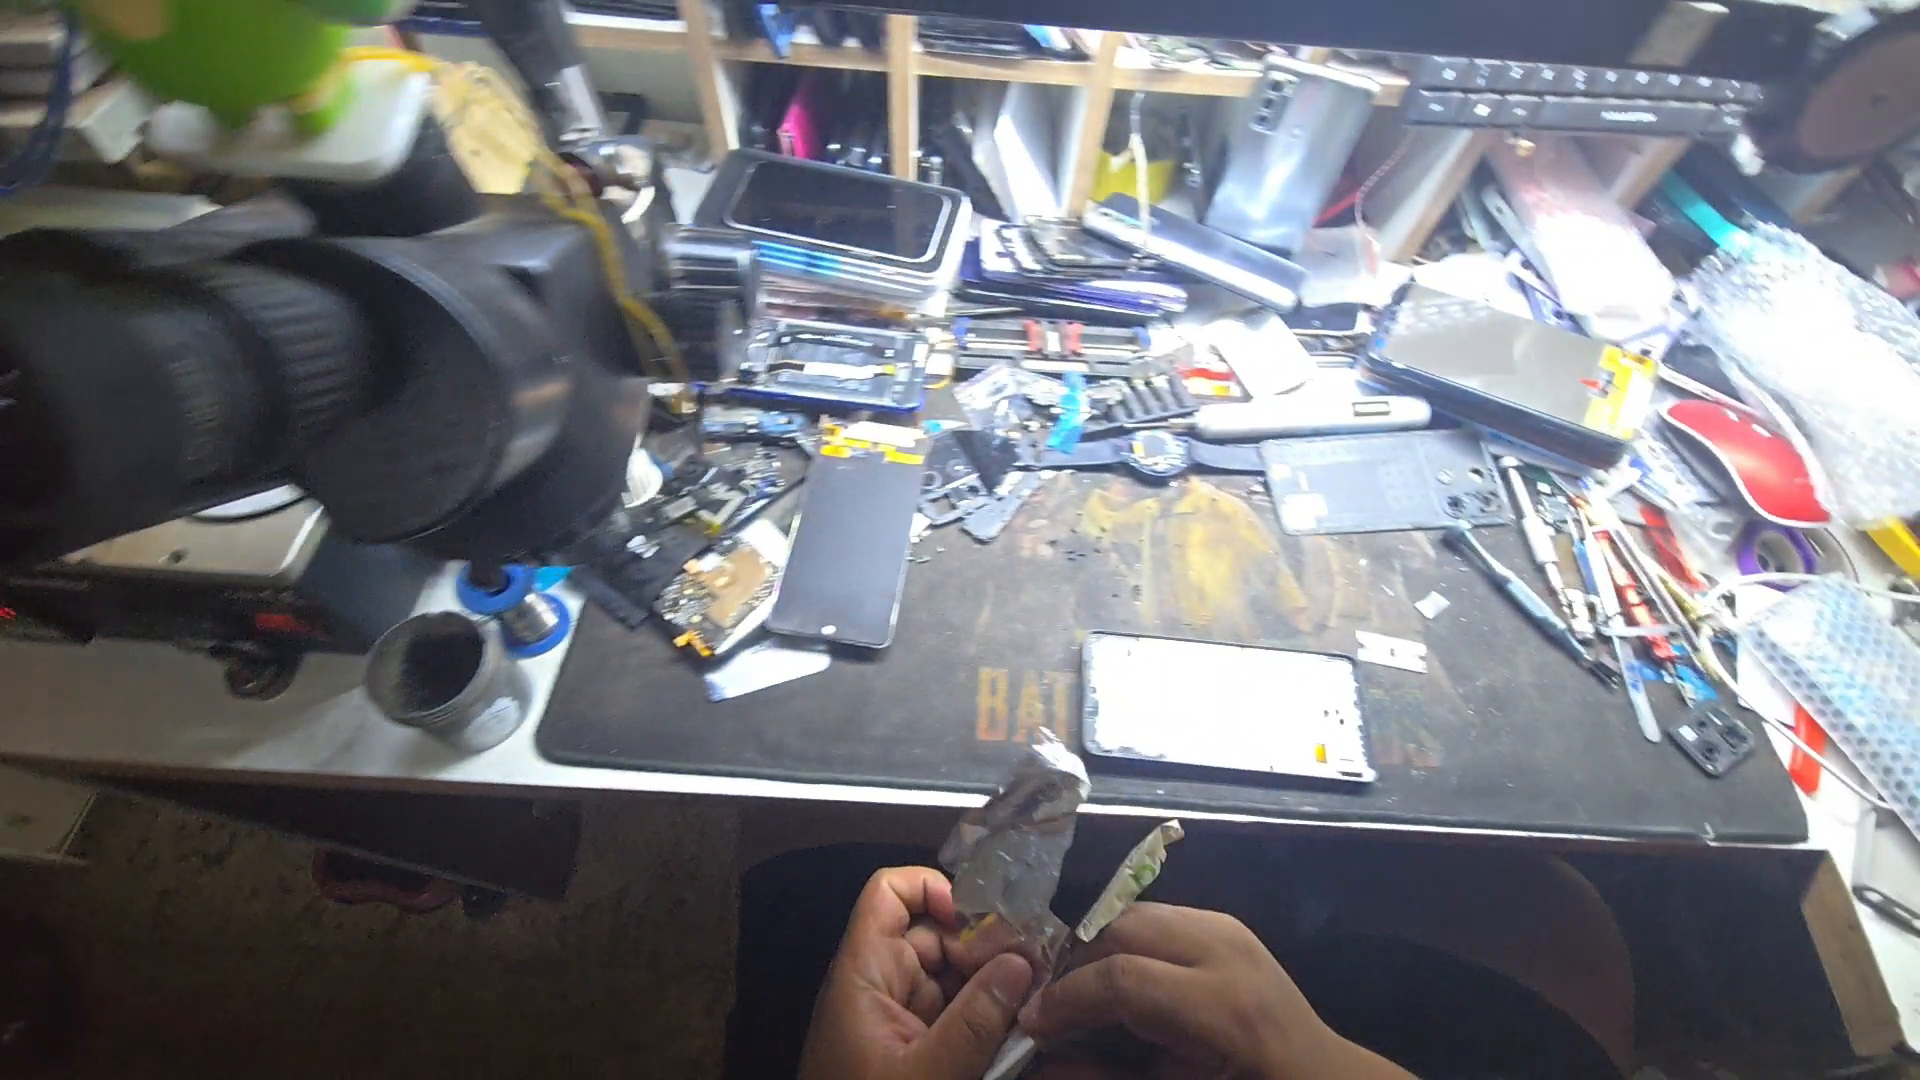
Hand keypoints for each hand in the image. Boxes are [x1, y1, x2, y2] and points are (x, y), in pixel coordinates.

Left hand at [799, 867, 1036, 1079]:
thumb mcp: (925, 1076)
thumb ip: (975, 1021)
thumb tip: (1022, 960)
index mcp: (865, 971)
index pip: (888, 894)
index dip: (930, 887)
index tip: (975, 920)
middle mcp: (883, 982)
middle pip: (934, 933)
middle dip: (983, 946)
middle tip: (1034, 968)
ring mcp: (901, 1016)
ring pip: (953, 974)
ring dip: (993, 983)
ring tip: (1038, 996)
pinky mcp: (918, 1048)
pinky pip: (957, 1013)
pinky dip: (987, 1016)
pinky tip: (1022, 1028)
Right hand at [1017, 903, 1414, 1079]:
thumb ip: (1107, 1074)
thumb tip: (1039, 1059)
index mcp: (1224, 1008)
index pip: (1123, 979)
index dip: (1067, 998)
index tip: (1031, 1022)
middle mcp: (1224, 949)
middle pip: (1121, 928)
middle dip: (1075, 962)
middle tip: (1051, 1002)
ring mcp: (1226, 926)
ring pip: (1132, 911)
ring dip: (1096, 945)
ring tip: (1079, 987)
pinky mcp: (1222, 920)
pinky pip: (1153, 915)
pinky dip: (1123, 939)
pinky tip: (1118, 974)